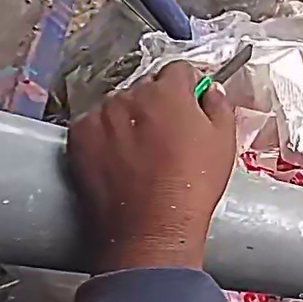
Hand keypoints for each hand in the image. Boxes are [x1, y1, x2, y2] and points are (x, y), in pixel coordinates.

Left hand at [68, 62, 237, 272]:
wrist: (151, 231)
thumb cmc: (192, 189)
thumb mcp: (224, 144)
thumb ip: (219, 105)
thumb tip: (211, 90)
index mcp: (168, 92)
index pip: (179, 70)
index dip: (188, 88)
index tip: (190, 104)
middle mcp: (130, 96)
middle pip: (146, 89)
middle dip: (156, 106)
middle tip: (166, 138)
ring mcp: (100, 115)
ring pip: (118, 107)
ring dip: (128, 120)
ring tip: (140, 155)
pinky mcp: (78, 137)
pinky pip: (94, 126)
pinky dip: (104, 138)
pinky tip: (118, 162)